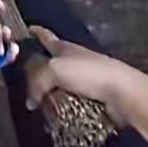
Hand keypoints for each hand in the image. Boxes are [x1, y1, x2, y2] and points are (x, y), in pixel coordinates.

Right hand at [24, 27, 140, 119]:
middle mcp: (73, 60)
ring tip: (38, 104)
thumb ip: (38, 83)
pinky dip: (63, 108)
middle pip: (51, 62)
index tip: (27, 29)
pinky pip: (70, 102)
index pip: (46, 36)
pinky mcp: (92, 98)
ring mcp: (84, 79)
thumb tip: (31, 102)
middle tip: (25, 82)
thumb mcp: (55, 70)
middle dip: (39, 70)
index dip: (36, 33)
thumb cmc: (87, 72)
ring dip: (51, 93)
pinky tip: (54, 116)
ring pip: (60, 85)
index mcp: (64, 47)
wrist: (122, 92)